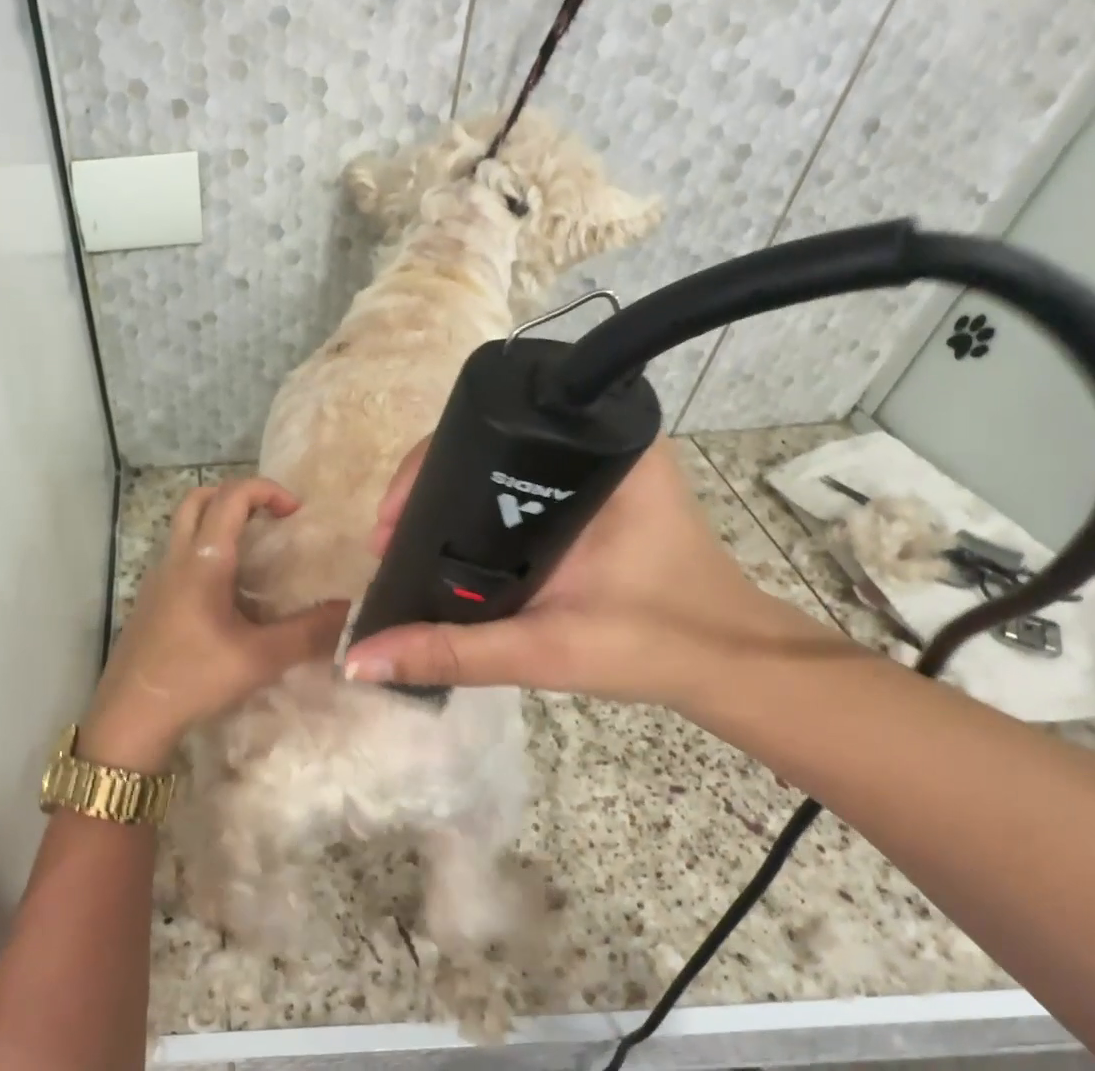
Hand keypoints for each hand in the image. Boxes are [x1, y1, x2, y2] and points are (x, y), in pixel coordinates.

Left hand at [84, 478, 350, 770]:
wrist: (131, 715)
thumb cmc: (194, 678)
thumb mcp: (261, 658)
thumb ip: (310, 632)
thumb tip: (352, 611)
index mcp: (202, 560)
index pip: (231, 496)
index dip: (266, 490)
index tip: (296, 512)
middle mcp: (175, 558)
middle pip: (199, 500)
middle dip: (237, 497)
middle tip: (271, 520)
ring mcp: (158, 579)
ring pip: (184, 528)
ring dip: (218, 525)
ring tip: (256, 556)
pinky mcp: (151, 601)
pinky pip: (179, 558)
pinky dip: (205, 553)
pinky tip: (229, 596)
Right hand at [346, 438, 842, 707]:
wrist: (733, 666)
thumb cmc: (656, 644)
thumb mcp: (546, 650)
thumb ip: (454, 652)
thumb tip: (362, 659)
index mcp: (604, 454)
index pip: (492, 428)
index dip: (427, 464)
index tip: (391, 515)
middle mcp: (600, 449)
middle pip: (484, 443)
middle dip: (425, 486)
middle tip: (388, 537)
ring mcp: (597, 475)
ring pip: (497, 469)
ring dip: (446, 501)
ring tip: (403, 544)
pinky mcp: (591, 503)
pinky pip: (515, 493)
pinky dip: (475, 515)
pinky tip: (445, 548)